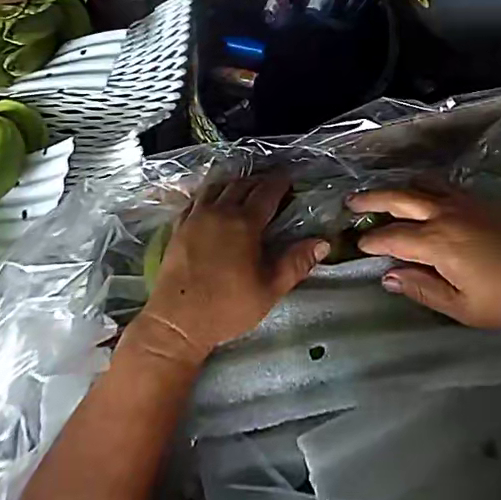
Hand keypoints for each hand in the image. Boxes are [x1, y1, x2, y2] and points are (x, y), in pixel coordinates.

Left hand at [130, 174, 329, 365]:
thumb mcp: (269, 289)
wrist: (177, 319)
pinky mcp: (179, 225)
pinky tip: (212, 200)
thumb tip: (323, 243)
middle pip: (241, 185)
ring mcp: (196, 216)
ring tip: (244, 187)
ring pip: (217, 187)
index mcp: (244, 223)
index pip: (266, 193)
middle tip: (270, 184)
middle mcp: (220, 211)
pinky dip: (209, 193)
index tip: (290, 179)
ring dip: (233, 183)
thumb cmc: (228, 307)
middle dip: (258, 181)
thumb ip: (296, 263)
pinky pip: (197, 199)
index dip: (280, 183)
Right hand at [348, 188, 500, 329]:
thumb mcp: (463, 308)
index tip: (358, 244)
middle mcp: (443, 214)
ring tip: (381, 196)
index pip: (391, 237)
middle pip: (397, 198)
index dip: (372, 240)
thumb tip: (388, 277)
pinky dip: (421, 186)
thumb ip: (422, 289)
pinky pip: (440, 185)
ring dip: (395, 189)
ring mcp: (462, 202)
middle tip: (351, 203)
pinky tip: (420, 196)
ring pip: (418, 185)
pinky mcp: (478, 200)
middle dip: (371, 200)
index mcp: (436, 242)